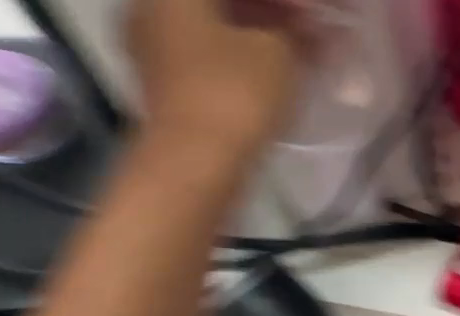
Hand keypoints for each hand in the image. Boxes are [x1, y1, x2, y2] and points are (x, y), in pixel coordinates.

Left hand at [127, 0, 308, 161]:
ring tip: (280, 53)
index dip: (276, 2)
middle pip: (211, 4)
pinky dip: (227, 57)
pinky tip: (255, 74)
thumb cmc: (235, 92)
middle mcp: (150, 6)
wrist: (196, 156)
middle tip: (295, 30)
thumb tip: (312, 25)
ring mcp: (147, 43)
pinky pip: (197, 53)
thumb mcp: (279, 56)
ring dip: (240, 34)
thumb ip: (296, 33)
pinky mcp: (157, 79)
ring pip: (201, 25)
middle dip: (256, 11)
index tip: (304, 14)